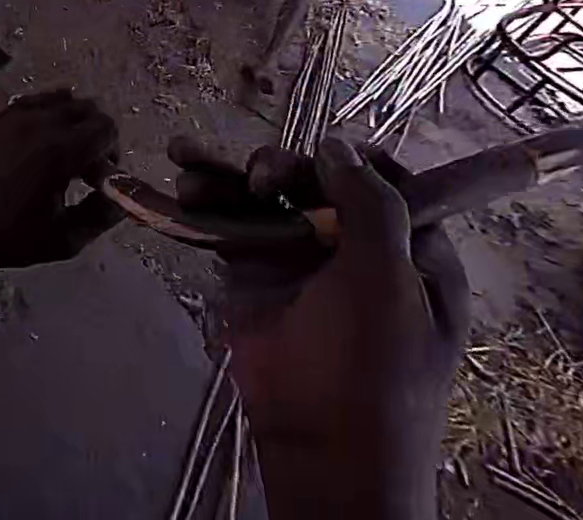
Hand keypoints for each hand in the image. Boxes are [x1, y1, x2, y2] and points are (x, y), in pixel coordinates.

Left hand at [0, 91, 122, 274]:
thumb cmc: (6, 236)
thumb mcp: (63, 239)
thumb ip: (100, 216)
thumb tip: (121, 199)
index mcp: (60, 150)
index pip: (106, 128)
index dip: (112, 153)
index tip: (98, 180)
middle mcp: (39, 122)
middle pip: (87, 109)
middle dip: (95, 136)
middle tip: (84, 170)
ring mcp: (15, 115)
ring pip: (62, 100)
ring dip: (72, 122)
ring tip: (61, 156)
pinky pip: (35, 101)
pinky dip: (47, 114)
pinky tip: (39, 143)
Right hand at [174, 137, 467, 519]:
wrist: (316, 436)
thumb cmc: (370, 364)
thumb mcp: (386, 284)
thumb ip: (370, 209)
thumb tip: (336, 145)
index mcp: (405, 250)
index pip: (387, 183)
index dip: (351, 159)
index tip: (316, 152)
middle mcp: (349, 244)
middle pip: (309, 181)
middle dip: (275, 166)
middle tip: (255, 176)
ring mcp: (295, 255)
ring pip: (258, 195)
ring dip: (222, 173)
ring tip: (184, 159)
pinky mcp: (249, 267)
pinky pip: (225, 221)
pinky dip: (200, 200)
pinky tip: (177, 185)